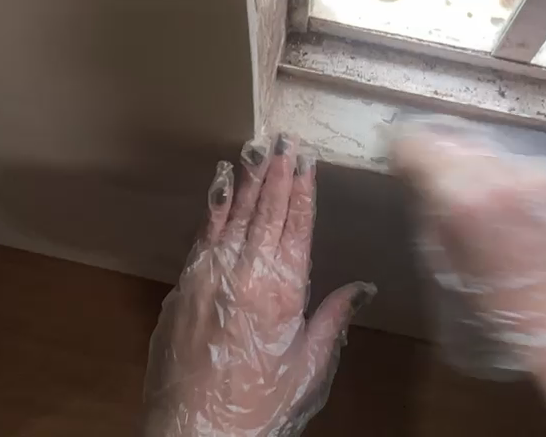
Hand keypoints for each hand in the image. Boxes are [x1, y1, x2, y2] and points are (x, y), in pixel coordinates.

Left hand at [143, 135, 374, 436]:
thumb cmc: (258, 408)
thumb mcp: (307, 369)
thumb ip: (334, 320)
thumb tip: (363, 288)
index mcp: (282, 288)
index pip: (297, 223)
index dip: (303, 186)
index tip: (306, 156)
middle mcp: (246, 271)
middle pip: (266, 208)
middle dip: (276, 170)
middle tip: (282, 137)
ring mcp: (210, 274)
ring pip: (232, 213)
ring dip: (245, 177)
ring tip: (253, 146)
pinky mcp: (183, 285)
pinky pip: (203, 233)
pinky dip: (212, 205)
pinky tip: (218, 183)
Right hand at [391, 119, 545, 370]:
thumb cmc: (483, 298)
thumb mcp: (435, 255)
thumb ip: (423, 204)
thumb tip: (412, 170)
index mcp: (461, 198)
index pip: (416, 142)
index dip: (402, 150)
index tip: (398, 162)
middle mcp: (495, 174)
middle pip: (447, 138)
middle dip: (433, 154)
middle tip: (426, 177)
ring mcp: (525, 171)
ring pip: (476, 143)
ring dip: (462, 160)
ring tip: (461, 187)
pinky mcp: (545, 174)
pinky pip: (503, 158)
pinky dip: (491, 170)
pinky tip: (492, 196)